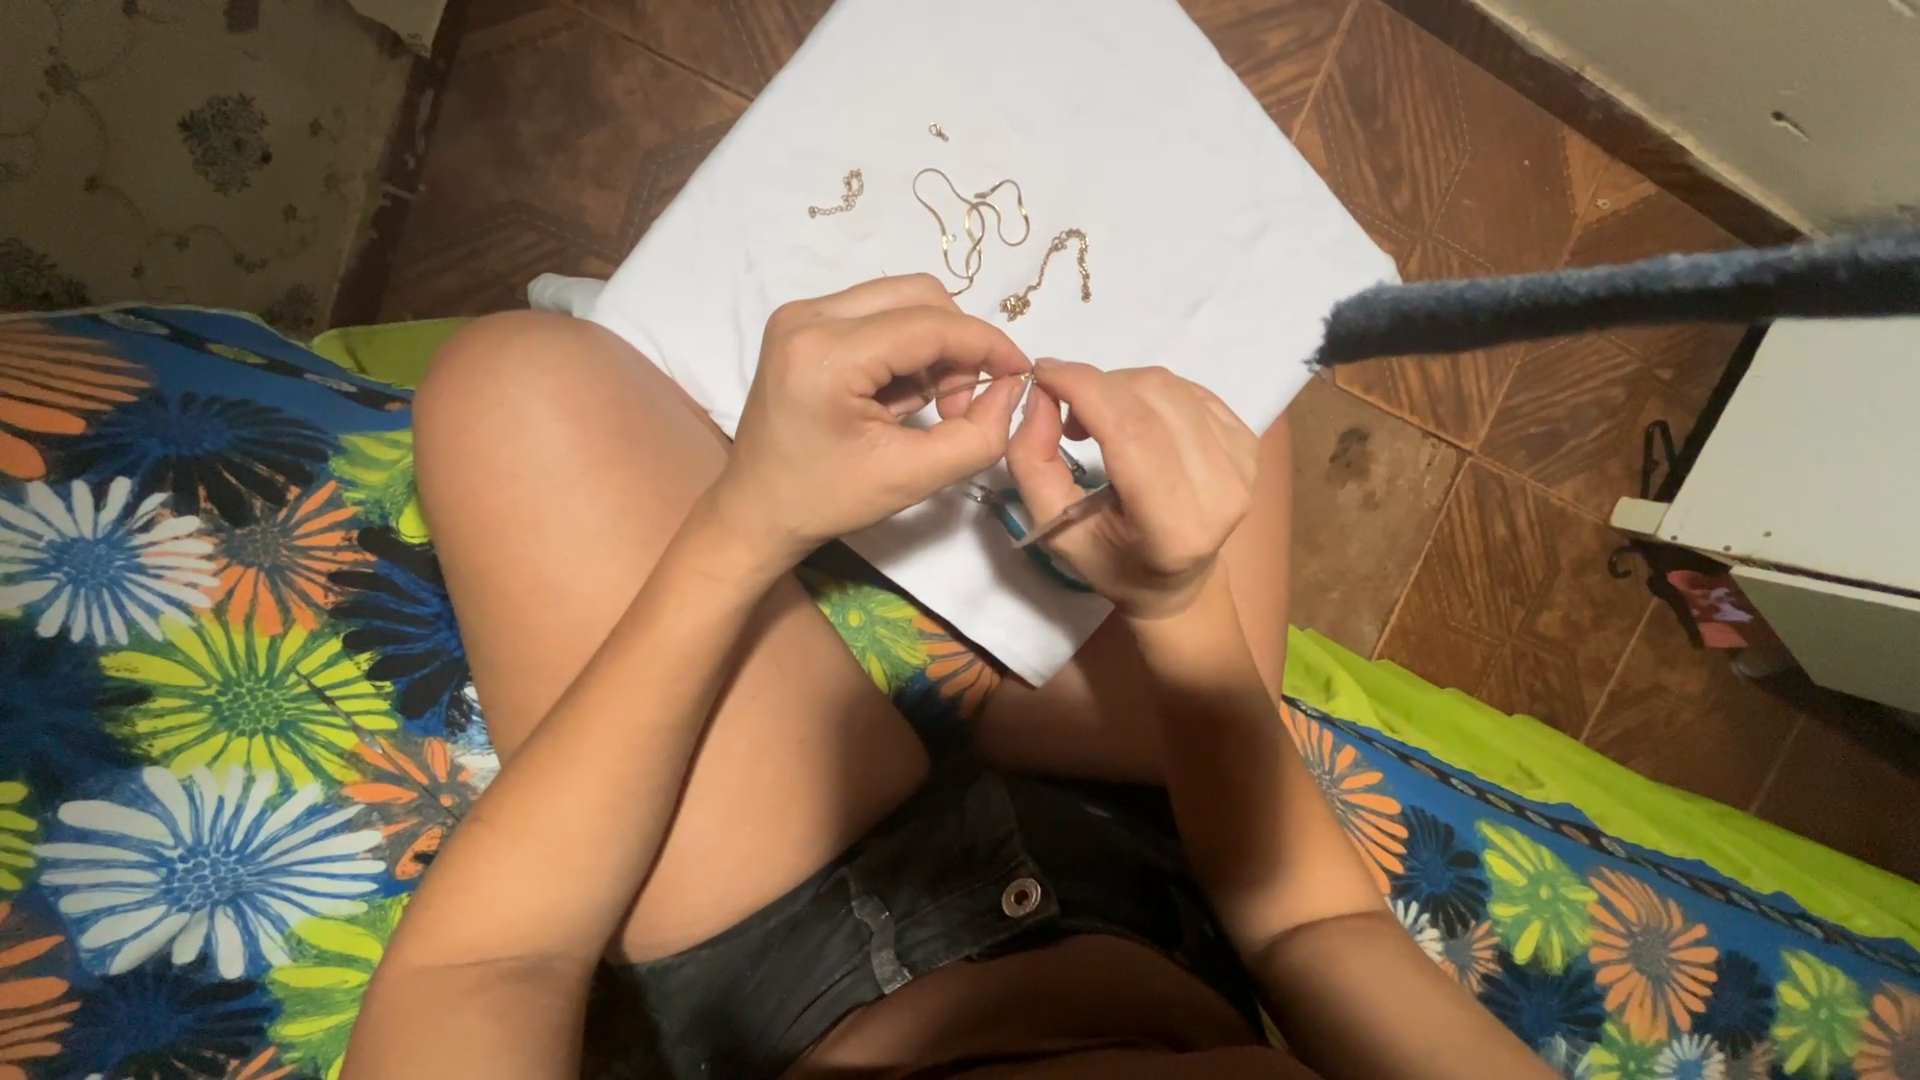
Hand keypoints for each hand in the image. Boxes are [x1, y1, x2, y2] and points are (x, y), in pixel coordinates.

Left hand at [711, 275, 1032, 563]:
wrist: (758, 508)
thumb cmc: (828, 499)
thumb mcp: (914, 478)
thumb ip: (979, 435)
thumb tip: (1013, 387)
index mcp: (826, 355)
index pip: (930, 325)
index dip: (987, 344)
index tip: (1020, 373)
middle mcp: (807, 316)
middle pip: (919, 295)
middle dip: (959, 343)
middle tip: (962, 402)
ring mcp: (800, 314)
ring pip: (900, 299)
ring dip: (934, 346)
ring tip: (931, 405)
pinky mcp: (802, 322)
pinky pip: (878, 313)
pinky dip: (907, 348)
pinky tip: (901, 395)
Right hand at [1007, 360, 1257, 620]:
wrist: (1176, 583)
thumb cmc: (1111, 562)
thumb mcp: (1054, 528)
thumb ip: (1033, 463)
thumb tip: (1039, 396)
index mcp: (1173, 526)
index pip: (1130, 433)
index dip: (1084, 389)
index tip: (1042, 373)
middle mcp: (1220, 492)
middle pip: (1151, 399)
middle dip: (1094, 385)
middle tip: (1060, 404)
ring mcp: (1242, 464)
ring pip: (1170, 387)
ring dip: (1118, 385)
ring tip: (1093, 418)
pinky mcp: (1248, 442)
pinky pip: (1189, 389)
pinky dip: (1147, 391)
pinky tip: (1130, 418)